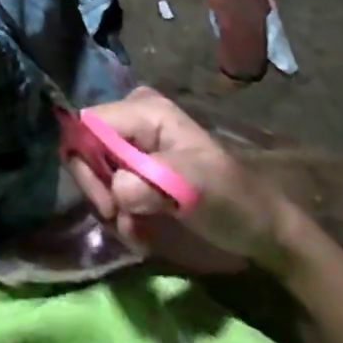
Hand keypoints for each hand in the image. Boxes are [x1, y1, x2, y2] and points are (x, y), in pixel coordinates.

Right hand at [66, 86, 292, 268]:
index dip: (87, 160)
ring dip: (111, 209)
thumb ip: (154, 182)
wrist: (258, 229)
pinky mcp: (133, 172)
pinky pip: (106, 190)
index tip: (108, 201)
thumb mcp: (197, 185)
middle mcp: (131, 121)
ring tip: (139, 231)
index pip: (88, 123)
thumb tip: (117, 189)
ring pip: (92, 174)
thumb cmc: (231, 198)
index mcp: (144, 110)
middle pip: (84, 147)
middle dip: (98, 189)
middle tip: (122, 220)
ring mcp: (131, 146)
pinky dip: (119, 217)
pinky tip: (141, 233)